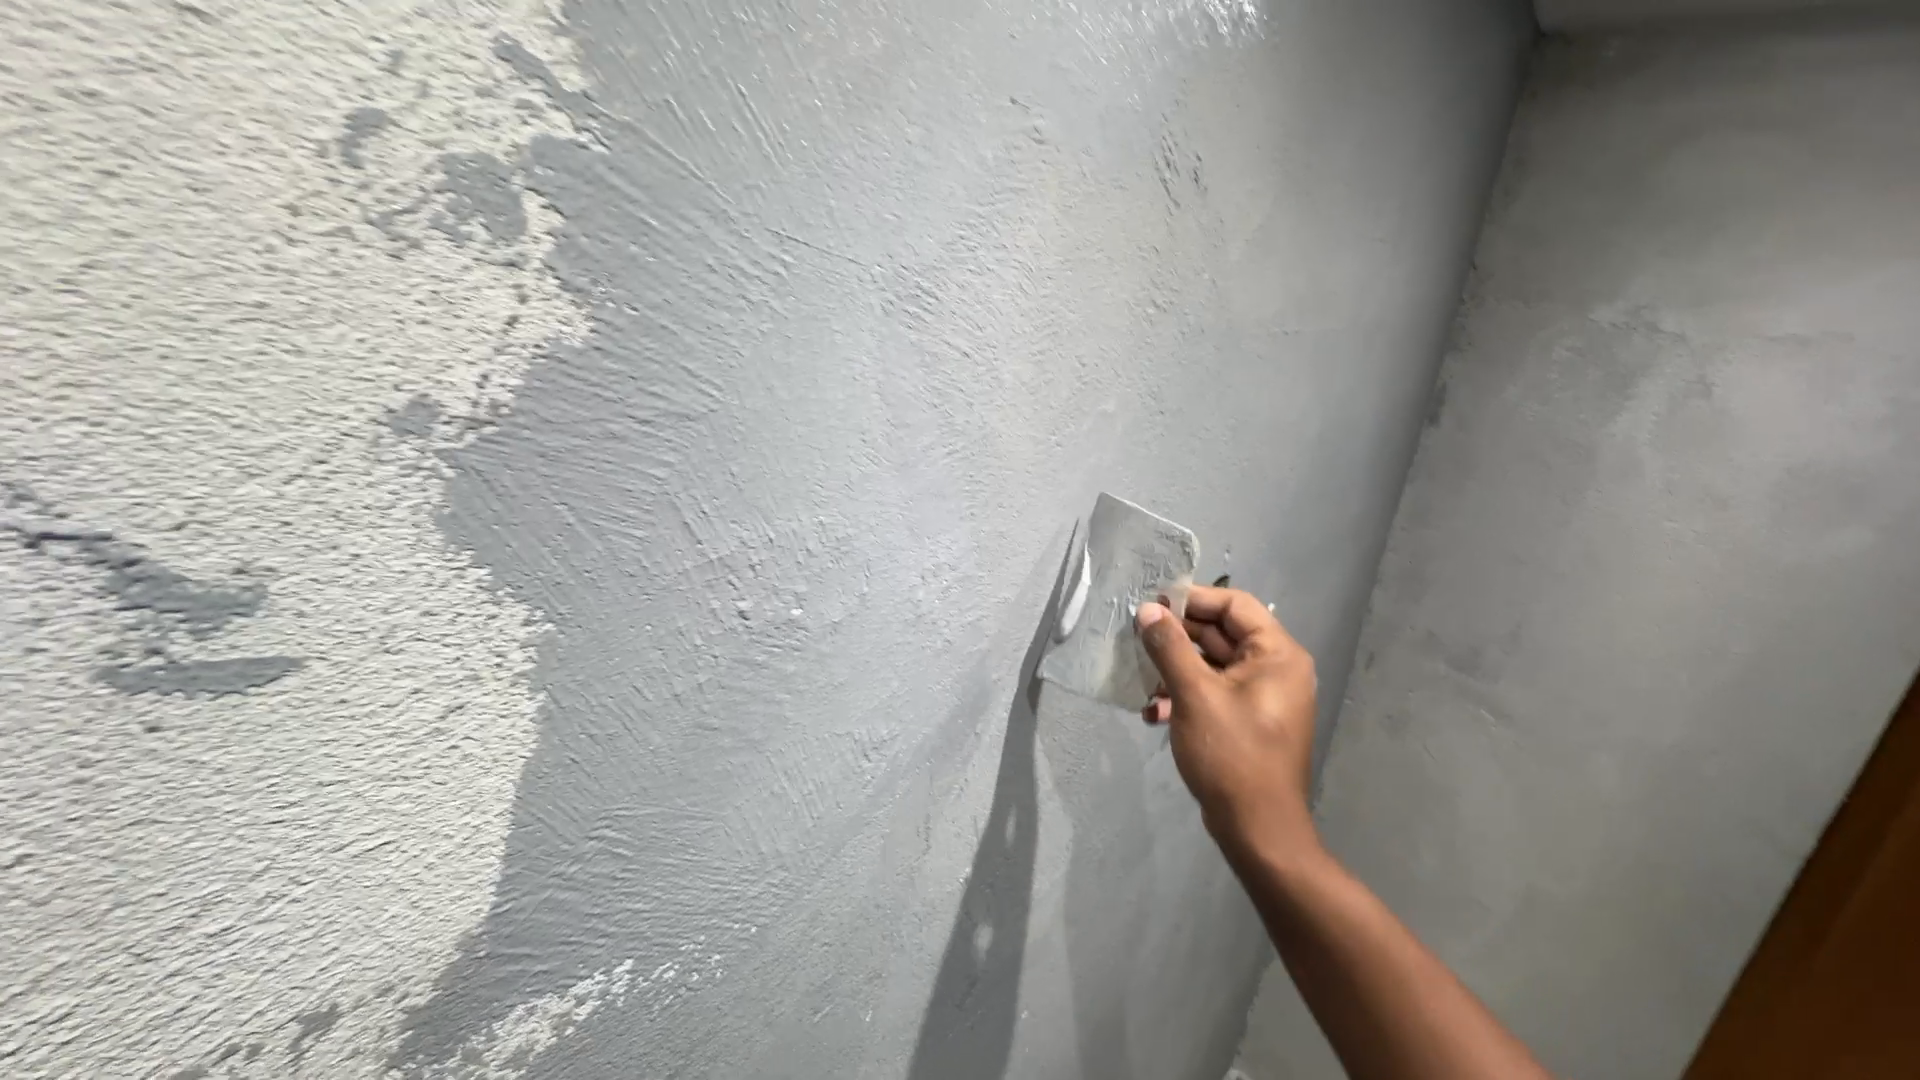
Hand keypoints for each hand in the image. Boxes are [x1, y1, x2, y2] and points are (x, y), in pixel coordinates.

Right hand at [1136, 585, 1319, 857]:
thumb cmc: (1231, 754)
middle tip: (1137, 637)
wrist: (1257, 828)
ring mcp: (1262, 698)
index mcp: (1277, 654)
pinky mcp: (1247, 722)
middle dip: (1177, 637)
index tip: (1152, 604)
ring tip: (1140, 678)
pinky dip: (1185, 696)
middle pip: (1221, 634)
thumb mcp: (1194, 695)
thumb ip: (1170, 647)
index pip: (1234, 604)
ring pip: (1213, 665)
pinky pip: (1214, 692)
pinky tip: (1153, 711)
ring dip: (1175, 669)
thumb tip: (1148, 611)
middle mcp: (1276, 669)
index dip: (1192, 599)